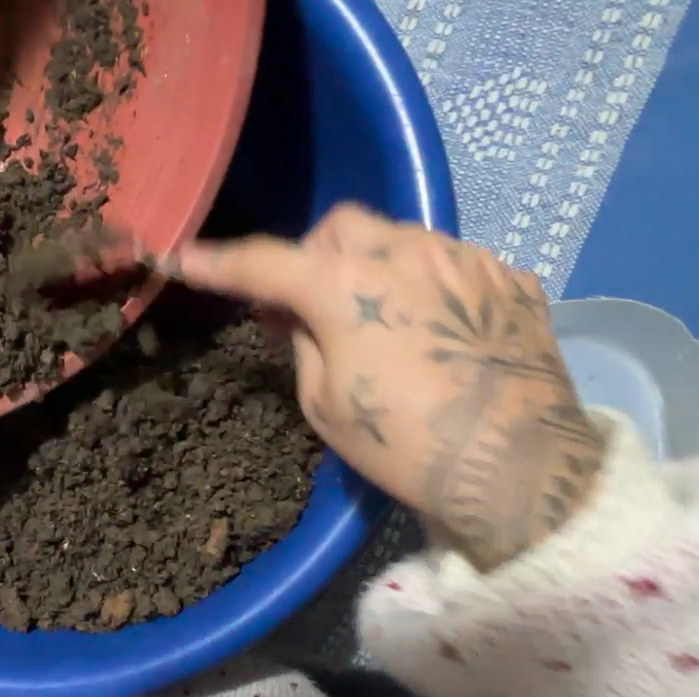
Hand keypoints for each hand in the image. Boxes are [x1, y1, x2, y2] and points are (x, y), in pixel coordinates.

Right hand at [176, 204, 604, 569]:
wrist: (514, 466)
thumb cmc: (402, 444)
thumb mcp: (324, 405)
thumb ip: (302, 344)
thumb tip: (299, 314)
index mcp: (346, 287)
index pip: (265, 263)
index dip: (219, 263)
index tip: (184, 258)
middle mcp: (406, 251)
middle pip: (340, 228)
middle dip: (315, 259)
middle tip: (312, 308)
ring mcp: (465, 258)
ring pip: (399, 238)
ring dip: (374, 269)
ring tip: (382, 324)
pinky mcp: (508, 278)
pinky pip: (450, 264)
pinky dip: (427, 288)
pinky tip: (436, 334)